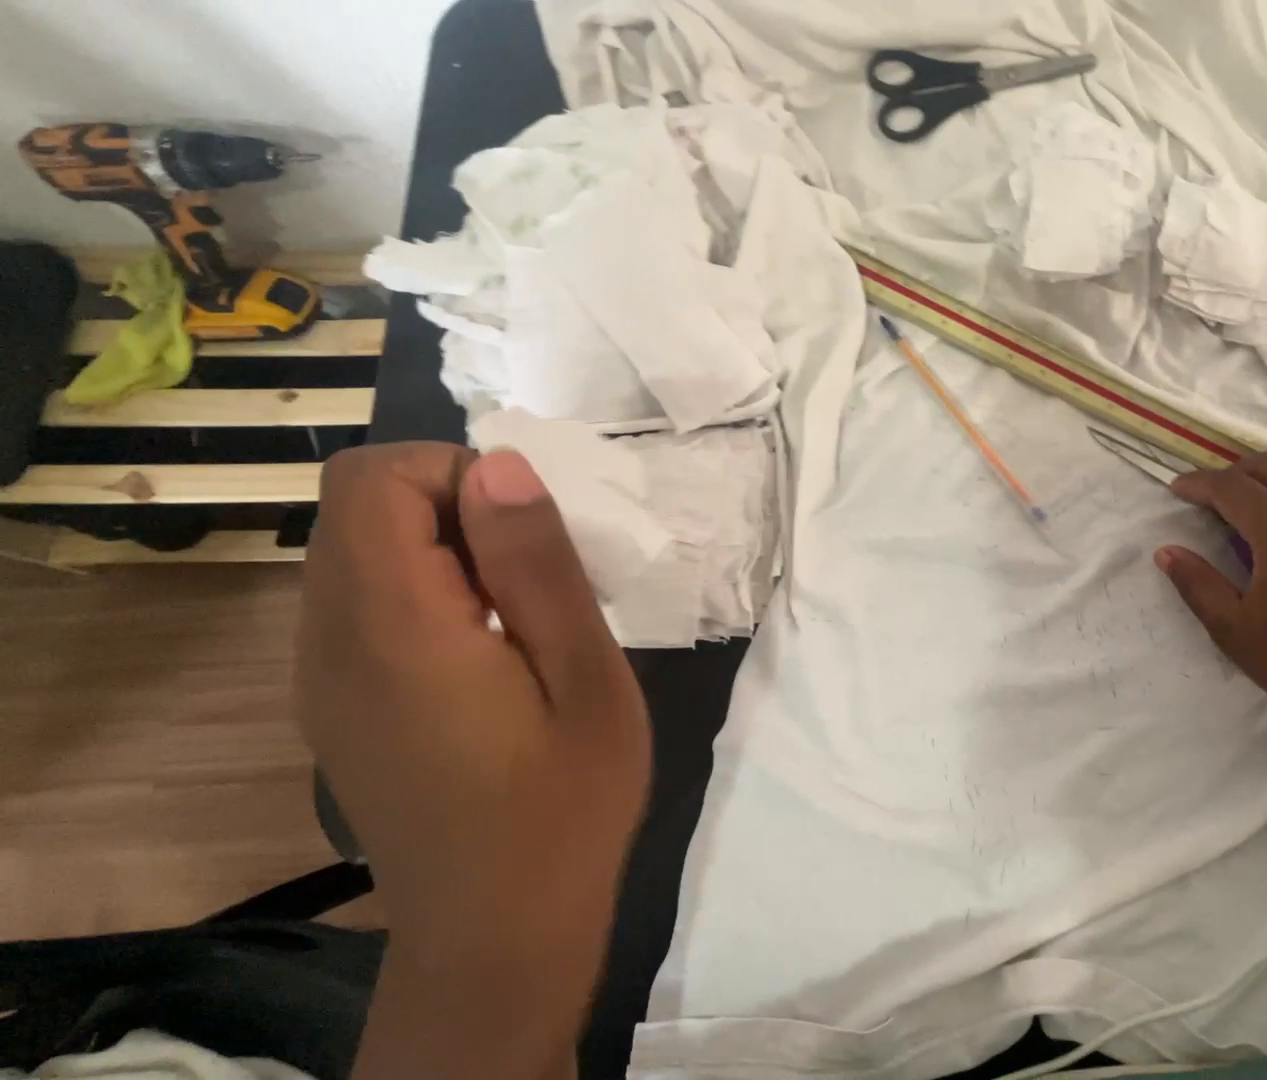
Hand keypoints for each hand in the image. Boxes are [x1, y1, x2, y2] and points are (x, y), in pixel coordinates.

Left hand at [293, 443, 647, 952]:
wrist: (500, 928)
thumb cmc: (566, 801)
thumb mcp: (584, 675)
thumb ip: (538, 566)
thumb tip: (499, 465)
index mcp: (392, 625)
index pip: (375, 478)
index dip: (456, 474)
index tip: (532, 535)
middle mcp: (329, 639)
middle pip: (359, 507)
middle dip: (455, 508)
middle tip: (539, 578)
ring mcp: (321, 676)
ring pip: (359, 552)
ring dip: (443, 551)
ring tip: (522, 617)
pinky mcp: (335, 703)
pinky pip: (361, 603)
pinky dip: (425, 593)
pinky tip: (488, 655)